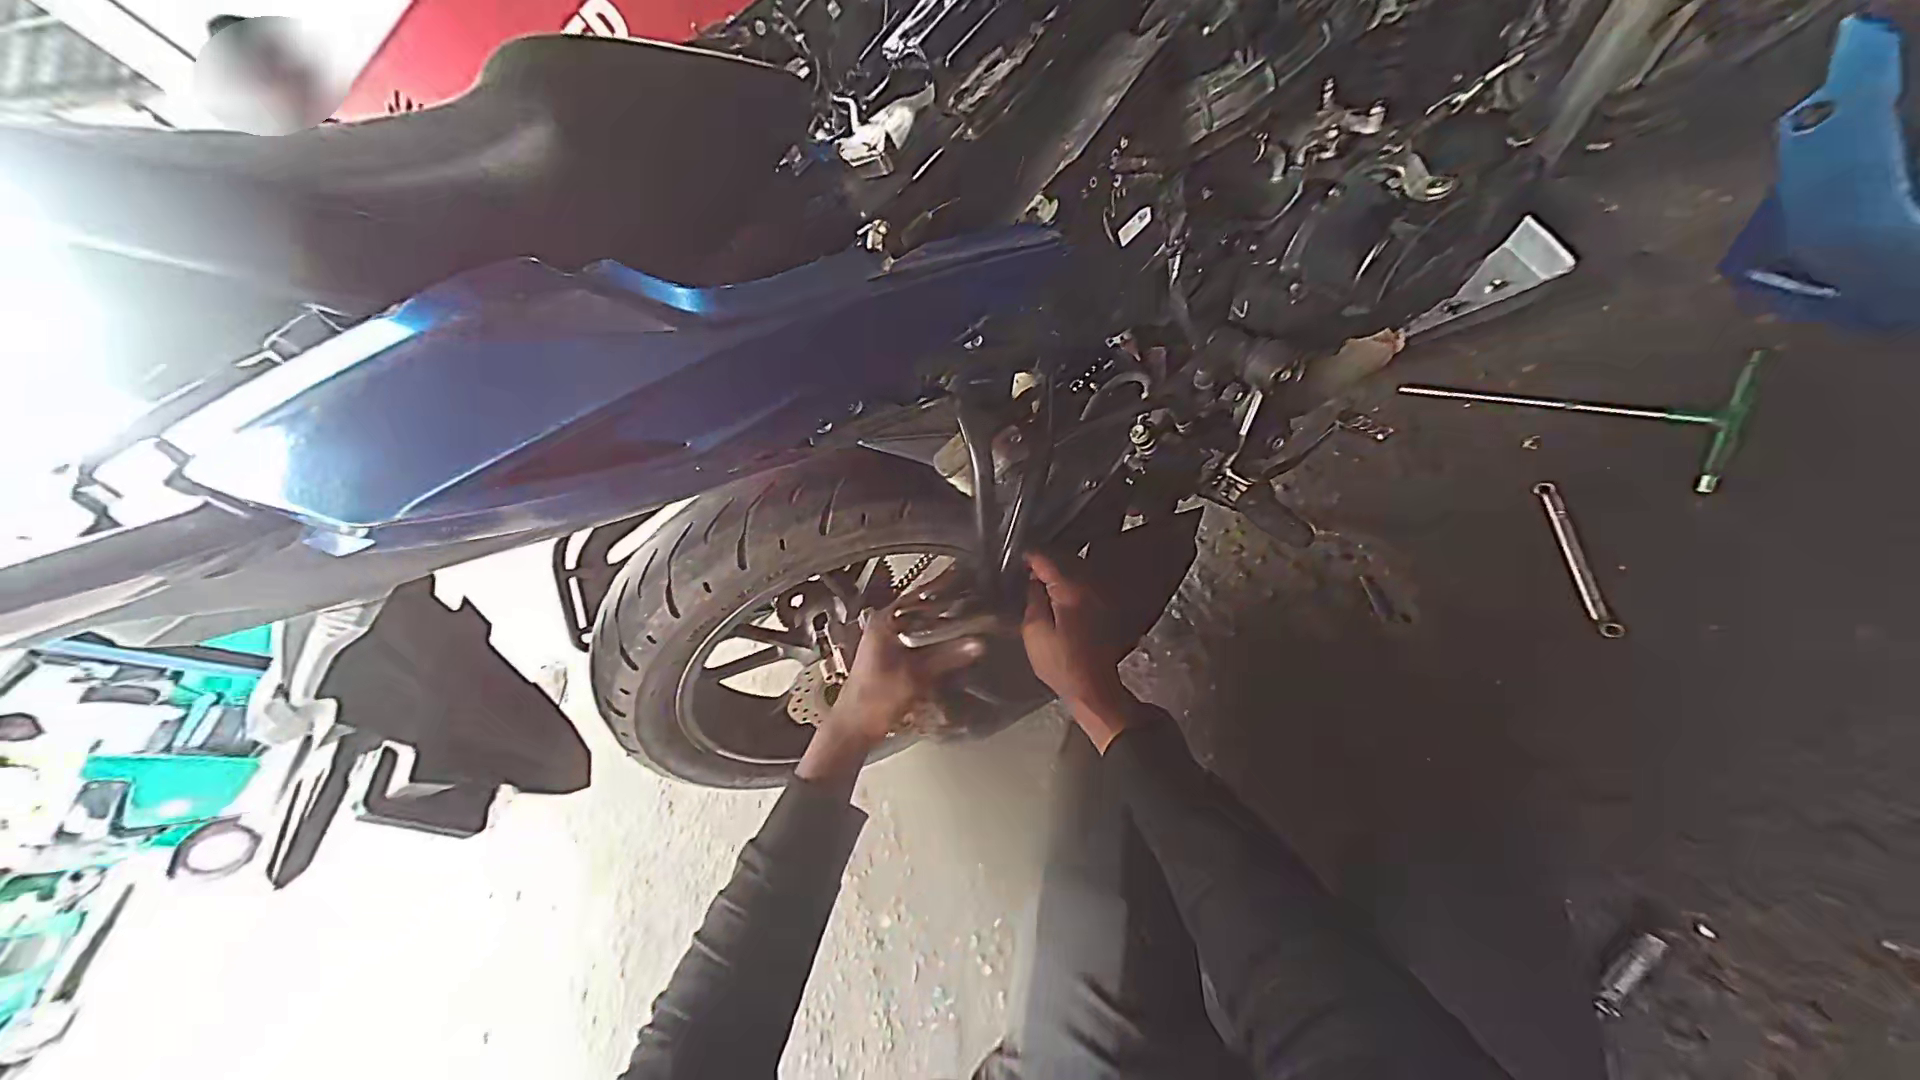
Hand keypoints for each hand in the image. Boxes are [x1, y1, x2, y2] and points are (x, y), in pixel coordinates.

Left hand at [796, 604, 984, 781]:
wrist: (855, 728)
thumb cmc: (872, 701)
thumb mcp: (914, 676)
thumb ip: (946, 657)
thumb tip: (975, 643)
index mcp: (882, 623)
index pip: (916, 595)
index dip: (940, 586)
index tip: (960, 577)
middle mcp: (882, 627)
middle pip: (919, 607)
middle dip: (944, 603)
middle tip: (969, 596)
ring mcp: (885, 641)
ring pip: (918, 622)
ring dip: (940, 620)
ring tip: (965, 615)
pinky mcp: (890, 656)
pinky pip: (917, 638)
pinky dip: (934, 636)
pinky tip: (950, 640)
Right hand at [1021, 552, 1147, 751]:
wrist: (1094, 687)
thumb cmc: (1062, 664)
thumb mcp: (1034, 631)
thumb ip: (1032, 599)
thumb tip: (1033, 581)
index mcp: (1071, 588)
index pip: (1046, 558)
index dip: (1029, 557)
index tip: (1017, 561)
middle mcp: (1091, 585)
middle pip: (1065, 558)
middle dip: (1044, 562)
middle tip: (1026, 572)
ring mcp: (1102, 594)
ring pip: (1077, 568)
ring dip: (1059, 571)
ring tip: (1040, 582)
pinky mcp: (1106, 605)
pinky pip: (1085, 583)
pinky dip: (1070, 583)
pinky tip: (1059, 595)